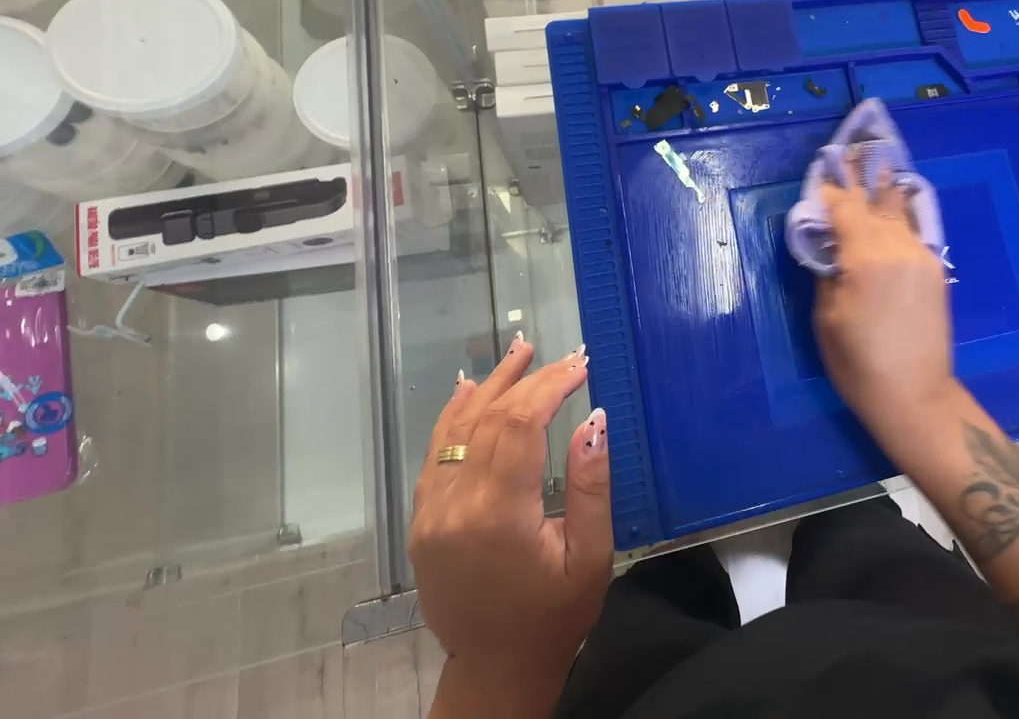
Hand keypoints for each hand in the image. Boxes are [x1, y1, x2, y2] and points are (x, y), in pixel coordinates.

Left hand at [408, 337, 609, 709]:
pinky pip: (435, 455)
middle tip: (564, 356)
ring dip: (490, 386)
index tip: (581, 365)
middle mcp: (455, 506)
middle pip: (488, 419)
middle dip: (528, 381)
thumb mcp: (591, 555)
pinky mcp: (423, 521)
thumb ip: (592, 485)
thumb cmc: (556, 614)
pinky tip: (468, 388)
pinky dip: (453, 416)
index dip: (550, 386)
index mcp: (498, 515)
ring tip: (519, 350)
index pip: (519, 425)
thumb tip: (595, 419)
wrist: (496, 668)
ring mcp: (431, 513)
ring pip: (456, 430)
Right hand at [813, 159, 958, 439]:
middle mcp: (897, 247)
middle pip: (873, 202)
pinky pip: (913, 230)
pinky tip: (897, 199)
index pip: (844, 208)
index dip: (830, 190)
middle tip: (852, 148)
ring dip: (884, 188)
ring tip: (879, 159)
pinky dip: (900, 213)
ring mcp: (922, 255)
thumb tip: (827, 241)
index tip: (821, 171)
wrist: (915, 395)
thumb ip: (827, 269)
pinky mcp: (936, 268)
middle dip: (859, 177)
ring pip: (898, 212)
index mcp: (865, 257)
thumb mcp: (826, 317)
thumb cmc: (858, 363)